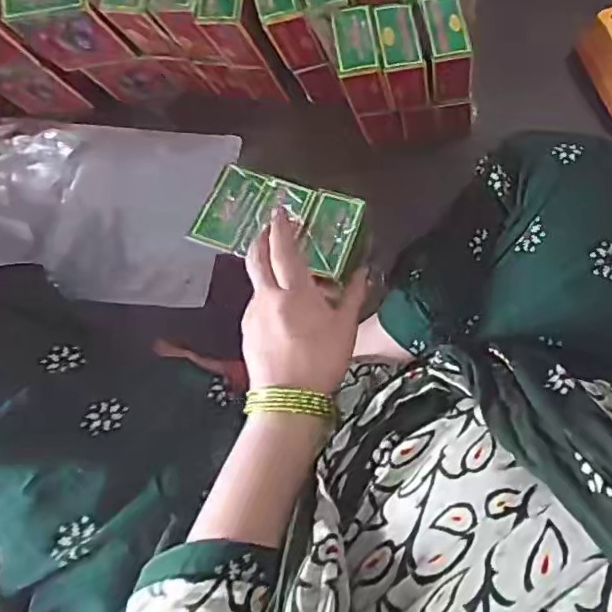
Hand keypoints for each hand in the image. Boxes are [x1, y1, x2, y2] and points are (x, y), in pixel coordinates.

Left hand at [241, 208, 368, 393]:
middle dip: (262, 237)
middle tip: (271, 227)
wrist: (288, 400)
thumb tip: (364, 271)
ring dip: (268, 270)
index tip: (281, 211)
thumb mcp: (345, 326)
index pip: (282, 248)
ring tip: (290, 276)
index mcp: (294, 291)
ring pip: (258, 282)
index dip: (281, 226)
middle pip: (256, 257)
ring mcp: (253, 314)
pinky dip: (269, 296)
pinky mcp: (247, 331)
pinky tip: (285, 309)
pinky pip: (258, 304)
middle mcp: (267, 297)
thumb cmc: (321, 360)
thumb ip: (353, 294)